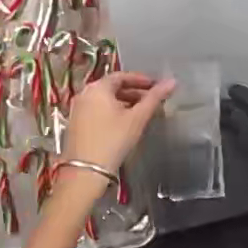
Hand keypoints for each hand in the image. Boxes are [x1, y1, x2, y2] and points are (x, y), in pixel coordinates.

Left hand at [59, 71, 174, 175]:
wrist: (86, 171)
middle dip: (133, 92)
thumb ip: (155, 98)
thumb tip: (172, 82)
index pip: (121, 76)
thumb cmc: (113, 140)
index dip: (140, 79)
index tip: (155, 86)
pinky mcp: (75, 124)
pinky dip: (111, 112)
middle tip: (151, 100)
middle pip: (111, 87)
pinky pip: (96, 110)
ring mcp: (77, 109)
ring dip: (123, 102)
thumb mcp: (137, 118)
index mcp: (97, 88)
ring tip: (140, 112)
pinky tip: (123, 123)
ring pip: (104, 100)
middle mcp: (84, 94)